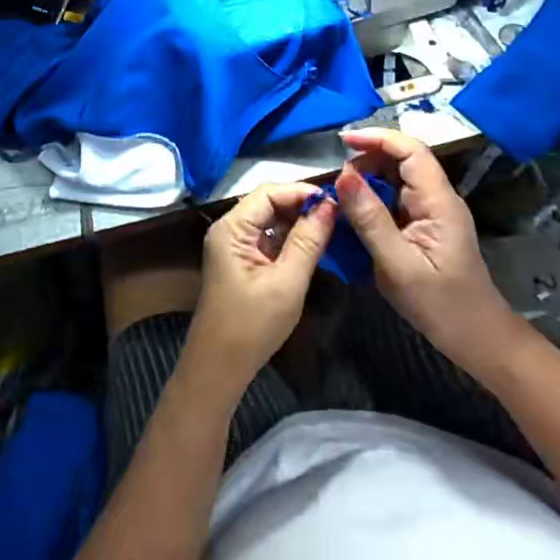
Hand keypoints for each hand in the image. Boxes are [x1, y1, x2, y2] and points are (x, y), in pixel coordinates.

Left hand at [185, 183, 335, 390]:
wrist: (219, 367)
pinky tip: (314, 244)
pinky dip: (290, 238)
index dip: (302, 192)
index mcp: (232, 228)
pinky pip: (268, 238)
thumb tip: (329, 206)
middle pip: (268, 203)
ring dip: (299, 222)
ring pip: (270, 220)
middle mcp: (229, 229)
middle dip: (302, 205)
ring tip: (333, 226)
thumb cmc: (252, 325)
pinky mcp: (241, 261)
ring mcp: (234, 245)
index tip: (335, 201)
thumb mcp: (287, 282)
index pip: (268, 192)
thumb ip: (308, 241)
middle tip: (339, 214)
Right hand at [336, 128, 528, 374]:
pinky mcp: (424, 225)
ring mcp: (432, 212)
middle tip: (335, 178)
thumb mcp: (398, 265)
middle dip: (367, 158)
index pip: (411, 150)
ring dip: (368, 178)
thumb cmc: (441, 306)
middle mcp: (437, 198)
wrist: (478, 339)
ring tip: (339, 194)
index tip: (342, 140)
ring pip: (397, 178)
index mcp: (439, 202)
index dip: (377, 138)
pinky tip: (353, 212)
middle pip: (403, 159)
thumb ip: (369, 219)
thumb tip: (343, 176)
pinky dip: (372, 197)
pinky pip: (395, 198)